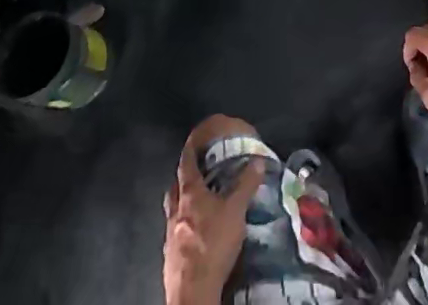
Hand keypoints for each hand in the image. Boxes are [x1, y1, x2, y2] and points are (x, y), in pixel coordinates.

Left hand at [163, 115, 266, 304]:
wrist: (193, 291)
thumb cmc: (214, 243)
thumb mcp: (236, 211)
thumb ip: (246, 184)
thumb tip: (257, 160)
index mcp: (189, 195)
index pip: (186, 164)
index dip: (190, 149)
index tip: (195, 137)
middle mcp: (175, 211)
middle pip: (175, 187)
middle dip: (185, 176)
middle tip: (200, 170)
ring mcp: (170, 234)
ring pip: (174, 209)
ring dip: (185, 201)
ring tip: (203, 200)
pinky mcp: (171, 254)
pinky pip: (177, 229)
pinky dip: (187, 223)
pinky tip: (200, 230)